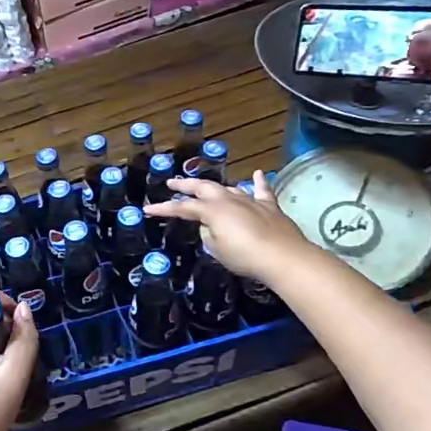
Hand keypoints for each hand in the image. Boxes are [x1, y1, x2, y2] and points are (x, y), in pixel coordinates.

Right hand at [143, 170, 317, 282]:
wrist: (283, 257)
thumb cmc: (244, 256)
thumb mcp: (217, 249)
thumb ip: (208, 234)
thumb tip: (209, 226)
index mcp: (211, 210)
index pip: (181, 208)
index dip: (163, 209)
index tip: (147, 209)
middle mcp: (228, 199)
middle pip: (202, 187)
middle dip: (185, 185)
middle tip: (172, 183)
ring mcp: (250, 201)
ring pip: (228, 188)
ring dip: (215, 187)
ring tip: (205, 187)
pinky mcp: (269, 207)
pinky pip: (262, 190)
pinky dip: (259, 182)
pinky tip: (258, 173)